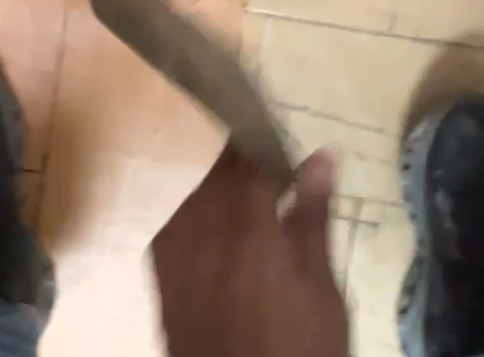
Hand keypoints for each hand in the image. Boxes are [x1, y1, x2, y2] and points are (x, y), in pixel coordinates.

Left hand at [150, 145, 347, 356]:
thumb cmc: (297, 349)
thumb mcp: (322, 287)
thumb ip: (314, 213)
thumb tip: (324, 153)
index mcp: (248, 223)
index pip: (254, 155)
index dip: (273, 146)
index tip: (291, 152)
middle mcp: (204, 224)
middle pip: (224, 170)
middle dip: (249, 167)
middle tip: (277, 180)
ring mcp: (175, 247)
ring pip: (202, 193)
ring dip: (227, 192)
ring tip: (255, 215)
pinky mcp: (160, 270)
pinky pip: (184, 221)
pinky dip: (205, 219)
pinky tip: (225, 242)